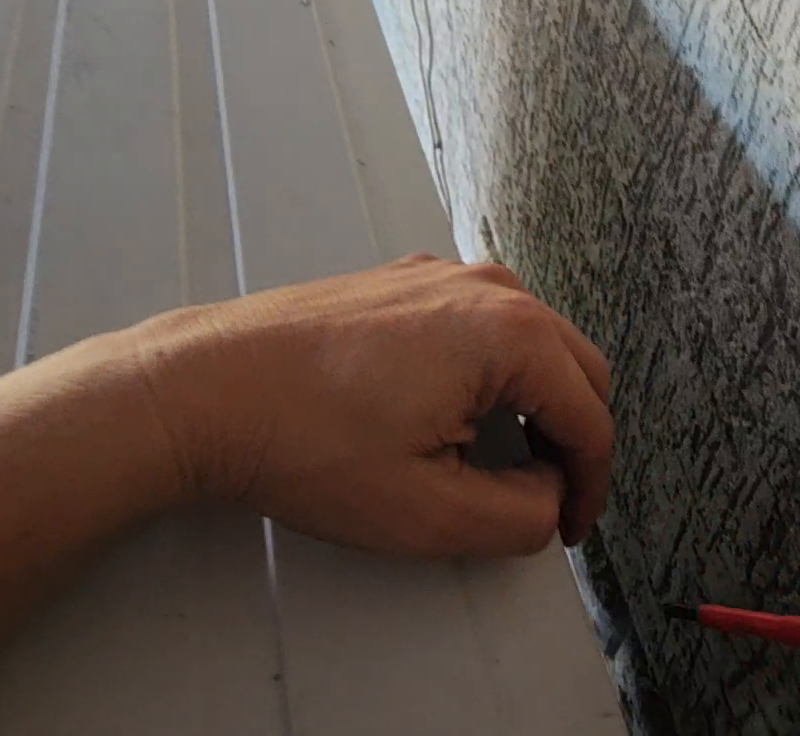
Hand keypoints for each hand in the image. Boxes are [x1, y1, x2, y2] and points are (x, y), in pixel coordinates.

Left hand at [123, 255, 613, 557]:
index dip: (591, 484)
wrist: (208, 387)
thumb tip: (547, 495)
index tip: (570, 525)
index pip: (589, 415)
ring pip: (532, 339)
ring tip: (496, 453)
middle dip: (570, 434)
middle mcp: (489, 287)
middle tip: (543, 492)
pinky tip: (452, 406)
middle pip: (574, 366)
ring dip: (533, 397)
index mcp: (511, 333)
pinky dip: (493, 367)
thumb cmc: (306, 441)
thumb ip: (521, 516)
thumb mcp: (429, 513)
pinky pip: (483, 321)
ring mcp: (447, 274)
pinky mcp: (411, 279)